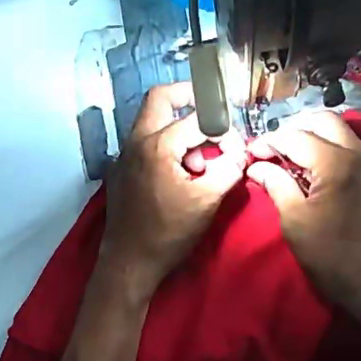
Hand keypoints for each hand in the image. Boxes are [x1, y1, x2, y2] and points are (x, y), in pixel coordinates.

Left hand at [100, 82, 247, 293]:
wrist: (129, 263)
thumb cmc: (169, 234)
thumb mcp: (208, 201)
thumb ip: (229, 169)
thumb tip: (239, 153)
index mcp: (157, 145)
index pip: (197, 118)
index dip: (222, 129)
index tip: (234, 146)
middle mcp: (135, 141)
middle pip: (161, 98)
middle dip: (189, 98)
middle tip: (212, 112)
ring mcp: (123, 155)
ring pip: (151, 120)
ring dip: (177, 125)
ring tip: (198, 156)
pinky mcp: (121, 171)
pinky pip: (144, 143)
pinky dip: (164, 144)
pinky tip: (179, 172)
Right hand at [247, 110, 360, 309]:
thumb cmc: (330, 255)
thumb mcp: (294, 220)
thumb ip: (276, 184)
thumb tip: (256, 166)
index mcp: (336, 163)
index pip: (295, 136)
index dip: (269, 142)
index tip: (250, 154)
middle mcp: (358, 153)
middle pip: (322, 120)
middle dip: (292, 129)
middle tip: (271, 150)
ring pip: (338, 130)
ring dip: (310, 136)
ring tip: (286, 158)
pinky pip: (348, 146)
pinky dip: (326, 147)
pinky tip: (308, 167)